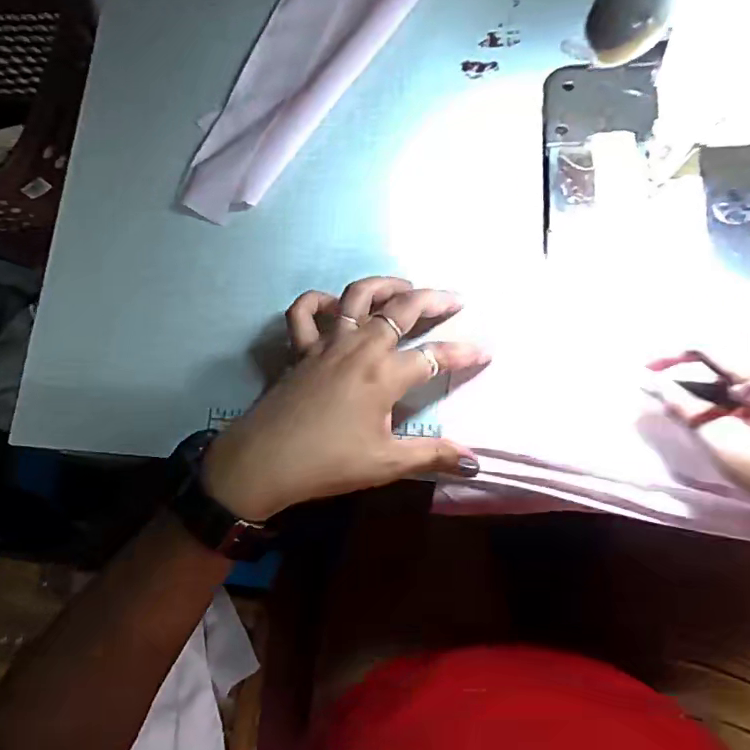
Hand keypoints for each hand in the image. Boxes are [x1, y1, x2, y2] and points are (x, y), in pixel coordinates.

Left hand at [201, 277, 489, 521]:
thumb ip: (432, 455)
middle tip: (455, 299)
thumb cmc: (329, 463)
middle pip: (402, 309)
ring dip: (385, 285)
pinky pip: (305, 311)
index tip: (486, 351)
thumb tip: (474, 462)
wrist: (263, 462)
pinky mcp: (301, 348)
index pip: (435, 356)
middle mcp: (360, 347)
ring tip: (404, 286)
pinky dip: (319, 301)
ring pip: (358, 295)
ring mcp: (327, 343)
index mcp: (385, 374)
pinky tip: (334, 305)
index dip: (464, 353)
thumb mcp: (386, 463)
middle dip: (434, 300)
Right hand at [649, 306, 749, 641]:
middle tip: (683, 363)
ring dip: (740, 323)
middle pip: (747, 301)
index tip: (649, 368)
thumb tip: (653, 385)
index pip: (715, 330)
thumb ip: (694, 417)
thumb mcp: (749, 467)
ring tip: (723, 366)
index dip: (672, 344)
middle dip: (704, 324)